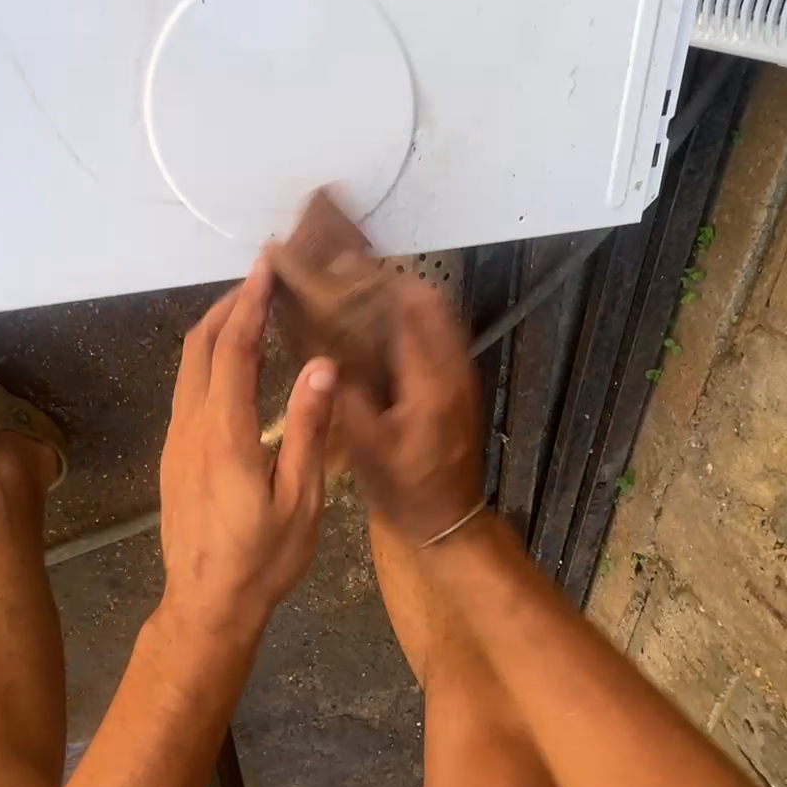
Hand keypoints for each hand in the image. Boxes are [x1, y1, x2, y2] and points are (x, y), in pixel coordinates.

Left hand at [159, 259, 335, 637]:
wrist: (208, 604)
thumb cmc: (264, 558)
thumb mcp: (301, 500)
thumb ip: (307, 429)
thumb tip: (321, 366)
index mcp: (225, 435)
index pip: (233, 351)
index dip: (249, 305)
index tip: (265, 269)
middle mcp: (191, 427)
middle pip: (199, 347)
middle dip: (228, 306)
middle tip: (262, 281)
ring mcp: (176, 440)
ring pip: (188, 366)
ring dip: (216, 330)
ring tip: (253, 311)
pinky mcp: (174, 454)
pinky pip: (188, 389)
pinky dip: (211, 359)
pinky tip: (238, 364)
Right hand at [334, 278, 484, 544]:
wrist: (450, 518)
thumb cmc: (405, 487)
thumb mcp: (366, 447)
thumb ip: (346, 395)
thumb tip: (323, 350)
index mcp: (430, 381)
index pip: (408, 310)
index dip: (374, 284)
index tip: (340, 268)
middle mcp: (455, 367)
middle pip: (431, 301)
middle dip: (392, 281)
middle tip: (351, 276)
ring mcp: (463, 374)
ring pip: (440, 315)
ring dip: (406, 298)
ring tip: (363, 294)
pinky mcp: (461, 384)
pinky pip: (442, 334)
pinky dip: (416, 320)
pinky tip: (383, 328)